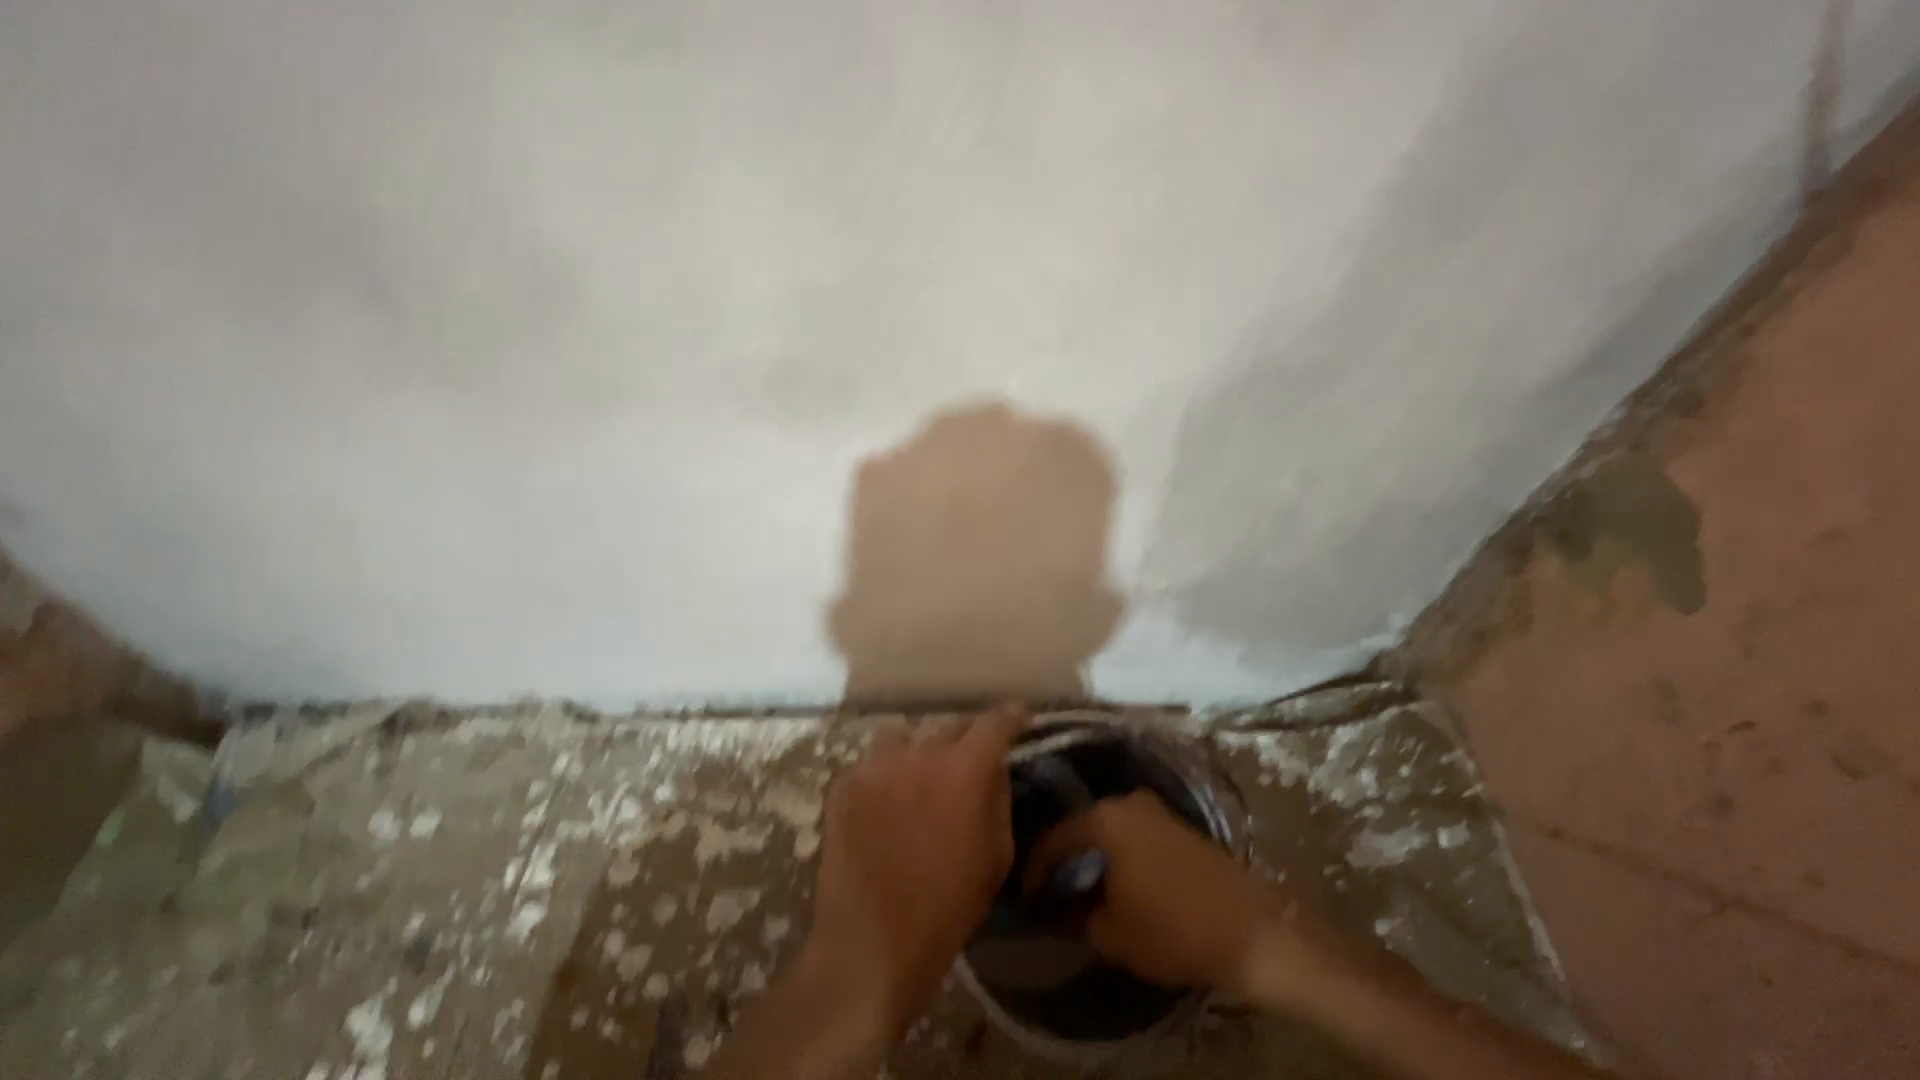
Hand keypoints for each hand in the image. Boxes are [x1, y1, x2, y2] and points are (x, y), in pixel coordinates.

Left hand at [799, 704, 1024, 1036]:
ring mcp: (874, 766)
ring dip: (917, 751)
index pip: (993, 723)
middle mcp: (918, 753)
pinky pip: (869, 763)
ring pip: (902, 738)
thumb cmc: (948, 905)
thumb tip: (993, 769)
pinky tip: (883, 803)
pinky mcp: (842, 785)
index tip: (1018, 716)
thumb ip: (997, 799)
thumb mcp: (996, 855)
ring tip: (917, 778)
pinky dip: (882, 774)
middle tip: (967, 762)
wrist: (873, 941)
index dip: (1010, 716)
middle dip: (964, 740)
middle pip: (948, 726)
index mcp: (963, 769)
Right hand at [1029, 791, 1336, 999]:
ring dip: (1091, 854)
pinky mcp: (1179, 826)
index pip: (1052, 839)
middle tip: (1048, 889)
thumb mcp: (1110, 933)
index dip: (1034, 869)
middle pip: (1080, 826)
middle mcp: (1127, 803)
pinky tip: (1112, 880)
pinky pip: (1132, 834)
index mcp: (1104, 820)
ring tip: (1078, 886)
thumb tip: (1054, 907)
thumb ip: (1073, 915)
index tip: (1025, 897)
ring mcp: (1157, 811)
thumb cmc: (1174, 931)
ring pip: (1107, 829)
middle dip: (1062, 857)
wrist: (1253, 933)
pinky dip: (1116, 853)